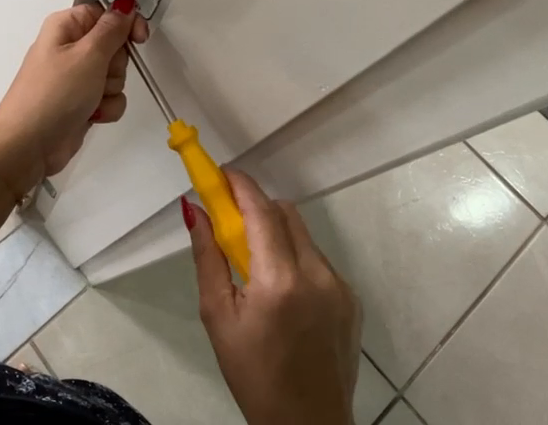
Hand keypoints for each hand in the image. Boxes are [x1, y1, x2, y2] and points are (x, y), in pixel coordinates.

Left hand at [0, 0, 148, 190]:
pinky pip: (109, 97)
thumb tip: (125, 3)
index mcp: (66, 26)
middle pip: (114, 45)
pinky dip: (106, 107)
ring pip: (115, 74)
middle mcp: (71, 47)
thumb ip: (112, 29)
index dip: (124, 24)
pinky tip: (93, 115)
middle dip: (115, 64)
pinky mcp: (83, 101)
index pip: (104, 13)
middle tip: (98, 75)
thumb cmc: (56, 92)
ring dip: (110, 89)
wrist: (30, 144)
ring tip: (91, 99)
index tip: (140, 39)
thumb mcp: (88, 55)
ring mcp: (76, 77)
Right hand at [188, 170, 360, 424]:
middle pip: (285, 212)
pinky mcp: (352, 300)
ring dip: (276, 233)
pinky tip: (282, 294)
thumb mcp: (217, 316)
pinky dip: (295, 258)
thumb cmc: (253, 374)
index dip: (238, 184)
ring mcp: (340, 287)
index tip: (218, 174)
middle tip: (230, 222)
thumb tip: (195, 210)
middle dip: (256, 207)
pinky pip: (317, 260)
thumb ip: (207, 257)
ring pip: (302, 235)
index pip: (260, 209)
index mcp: (280, 280)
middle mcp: (317, 274)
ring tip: (255, 267)